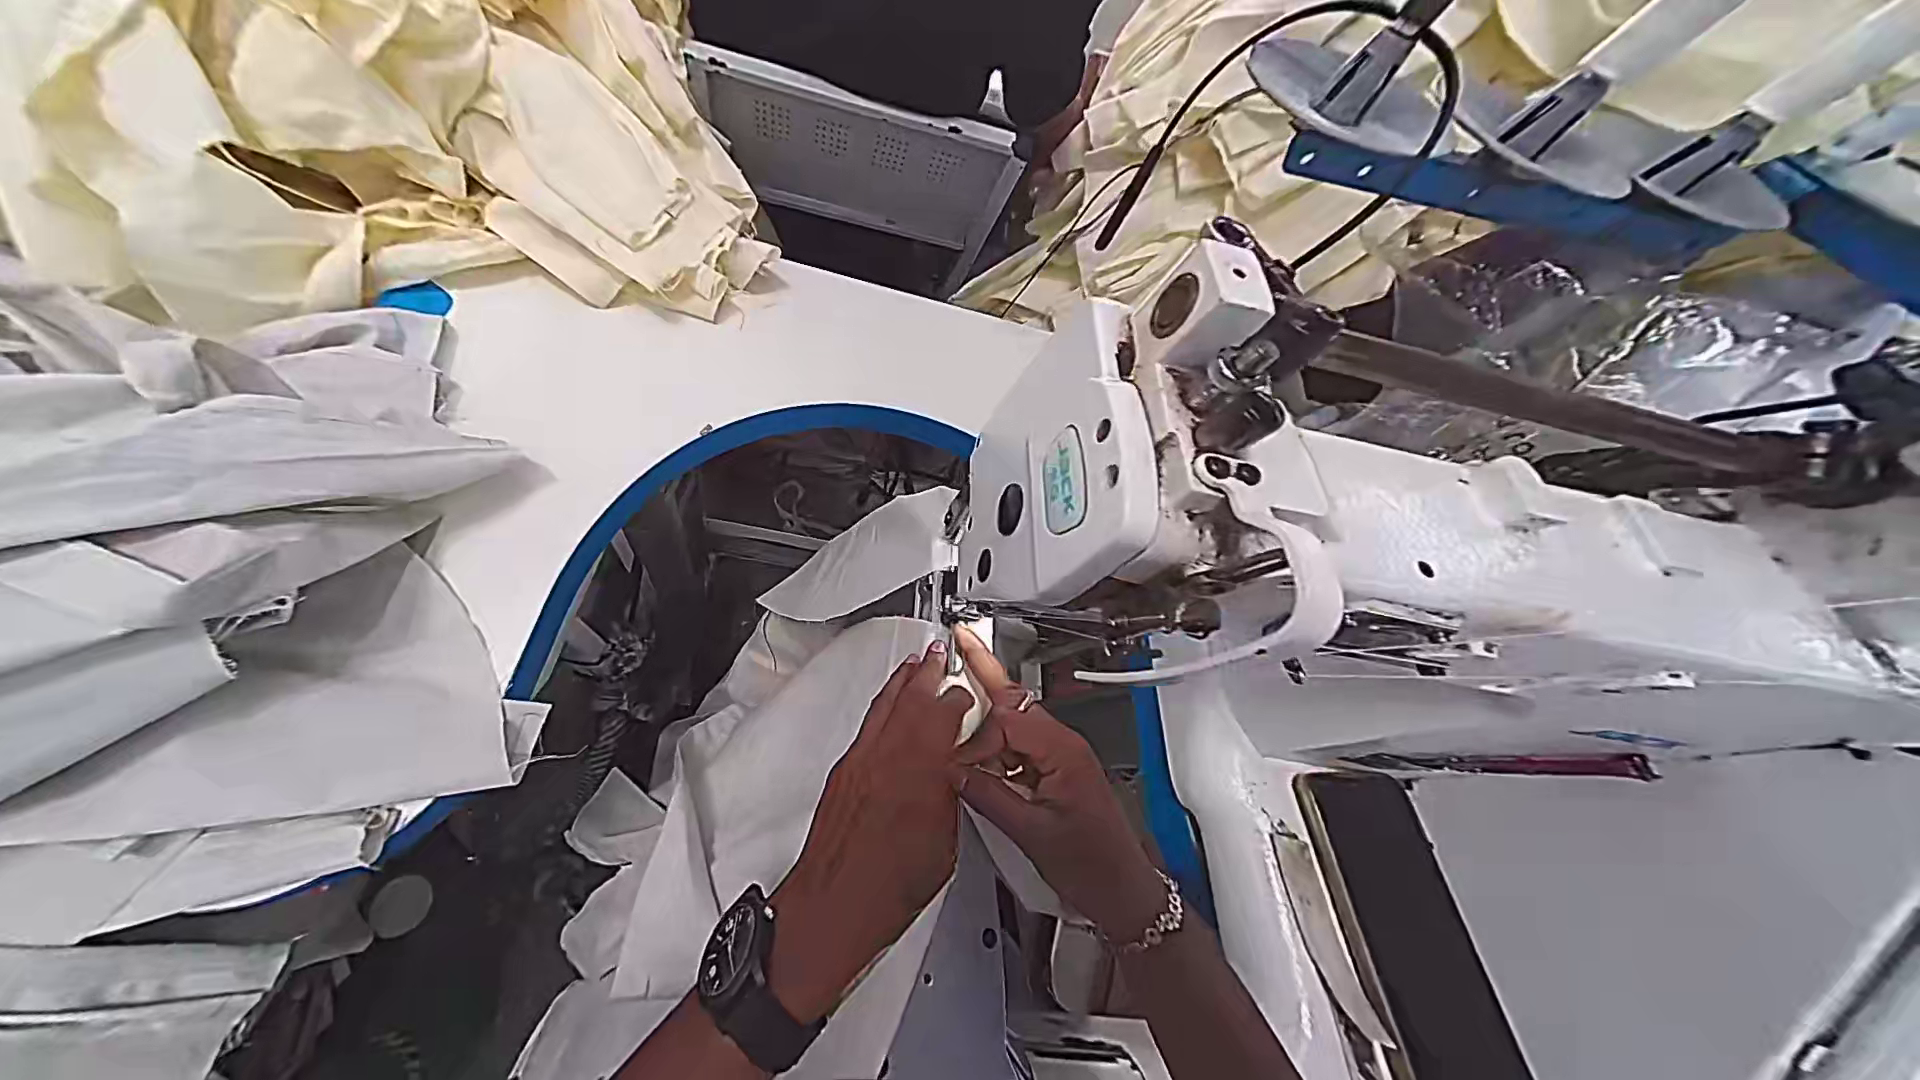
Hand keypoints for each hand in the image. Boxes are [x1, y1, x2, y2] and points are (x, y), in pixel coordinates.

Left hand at [767, 642, 972, 1022]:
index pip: (949, 716)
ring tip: (914, 664)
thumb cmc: (888, 886)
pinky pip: (868, 723)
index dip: (962, 701)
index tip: (968, 697)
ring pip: (887, 705)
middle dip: (930, 672)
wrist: (834, 904)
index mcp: (926, 770)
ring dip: (903, 680)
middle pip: (915, 698)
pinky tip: (888, 702)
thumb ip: (950, 795)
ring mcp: (865, 759)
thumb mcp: (945, 841)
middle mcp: (892, 756)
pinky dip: (882, 704)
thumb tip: (953, 775)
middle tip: (939, 654)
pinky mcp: (846, 770)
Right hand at [953, 628, 1168, 942]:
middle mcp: (1062, 744)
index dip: (975, 739)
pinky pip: (1018, 748)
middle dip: (984, 675)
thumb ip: (989, 797)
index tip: (954, 763)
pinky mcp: (1054, 771)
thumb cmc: (1093, 865)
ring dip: (985, 725)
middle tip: (961, 643)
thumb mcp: (1031, 832)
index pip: (1008, 719)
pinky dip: (995, 751)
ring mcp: (1059, 756)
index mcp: (1062, 750)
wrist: (1122, 891)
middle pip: (1014, 702)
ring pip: (1014, 723)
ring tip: (958, 723)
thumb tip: (955, 773)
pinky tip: (979, 766)